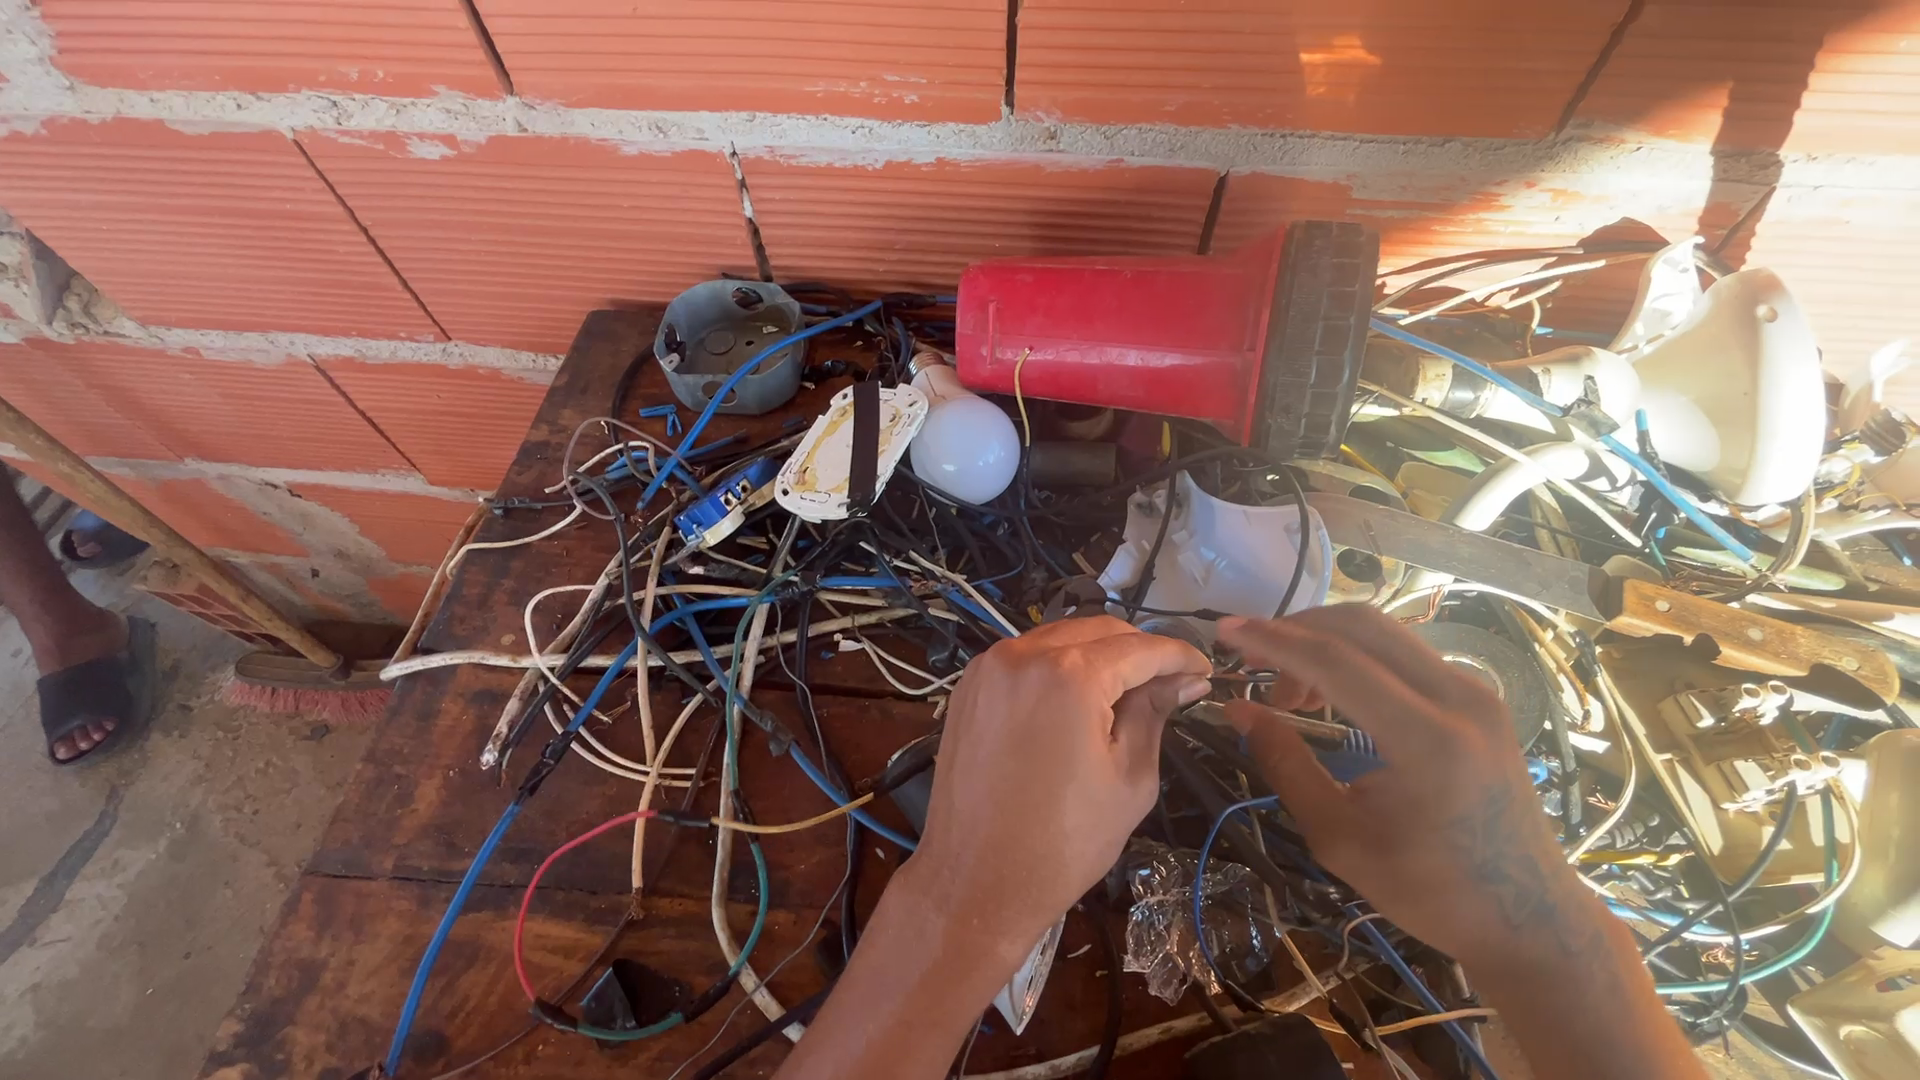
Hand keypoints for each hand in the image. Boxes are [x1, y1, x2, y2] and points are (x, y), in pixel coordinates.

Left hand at [908, 616, 1211, 950]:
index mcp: (1069, 675)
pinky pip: (1025, 658)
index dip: (1179, 655)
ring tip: (1128, 691)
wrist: (975, 880)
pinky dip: (1058, 665)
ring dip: (1098, 655)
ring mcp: (989, 667)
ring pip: (1059, 638)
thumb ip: (1155, 714)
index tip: (1205, 669)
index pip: (1140, 648)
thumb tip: (1184, 680)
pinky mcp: (969, 686)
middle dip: (1139, 650)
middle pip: (1098, 631)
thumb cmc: (1064, 842)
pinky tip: (1077, 698)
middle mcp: (1024, 654)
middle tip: (1170, 682)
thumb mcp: (1130, 779)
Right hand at [1218, 607, 1592, 972]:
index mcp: (1427, 739)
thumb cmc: (1431, 890)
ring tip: (1288, 692)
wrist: (1532, 919)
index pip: (1335, 661)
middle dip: (1294, 630)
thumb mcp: (1338, 837)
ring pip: (1381, 632)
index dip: (1271, 640)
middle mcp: (1459, 699)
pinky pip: (1401, 652)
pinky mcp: (1478, 697)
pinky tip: (1328, 692)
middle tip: (1249, 661)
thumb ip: (1285, 764)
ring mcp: (1476, 693)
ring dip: (1322, 643)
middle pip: (1360, 626)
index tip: (1223, 630)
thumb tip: (1238, 709)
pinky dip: (1353, 656)